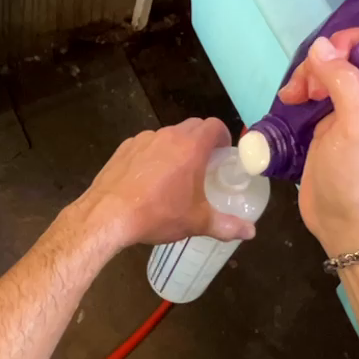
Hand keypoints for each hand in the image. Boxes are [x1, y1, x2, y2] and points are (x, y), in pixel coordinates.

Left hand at [73, 118, 256, 248]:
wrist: (108, 215)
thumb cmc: (158, 214)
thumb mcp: (197, 222)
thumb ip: (227, 226)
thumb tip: (251, 232)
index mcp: (191, 147)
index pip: (214, 126)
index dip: (222, 136)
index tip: (223, 153)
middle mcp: (168, 136)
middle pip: (192, 127)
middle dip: (201, 141)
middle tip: (203, 165)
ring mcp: (143, 139)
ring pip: (167, 136)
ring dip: (176, 148)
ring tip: (175, 174)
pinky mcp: (124, 148)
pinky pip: (146, 145)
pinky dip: (153, 155)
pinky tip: (148, 179)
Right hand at [277, 29, 358, 254]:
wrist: (342, 221)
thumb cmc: (356, 175)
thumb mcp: (354, 125)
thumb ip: (342, 81)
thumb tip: (319, 46)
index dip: (344, 46)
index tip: (323, 64)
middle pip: (341, 56)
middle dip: (318, 64)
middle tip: (305, 90)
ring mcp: (348, 108)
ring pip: (323, 72)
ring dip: (304, 78)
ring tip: (292, 98)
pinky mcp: (327, 122)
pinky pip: (312, 91)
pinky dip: (298, 91)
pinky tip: (288, 102)